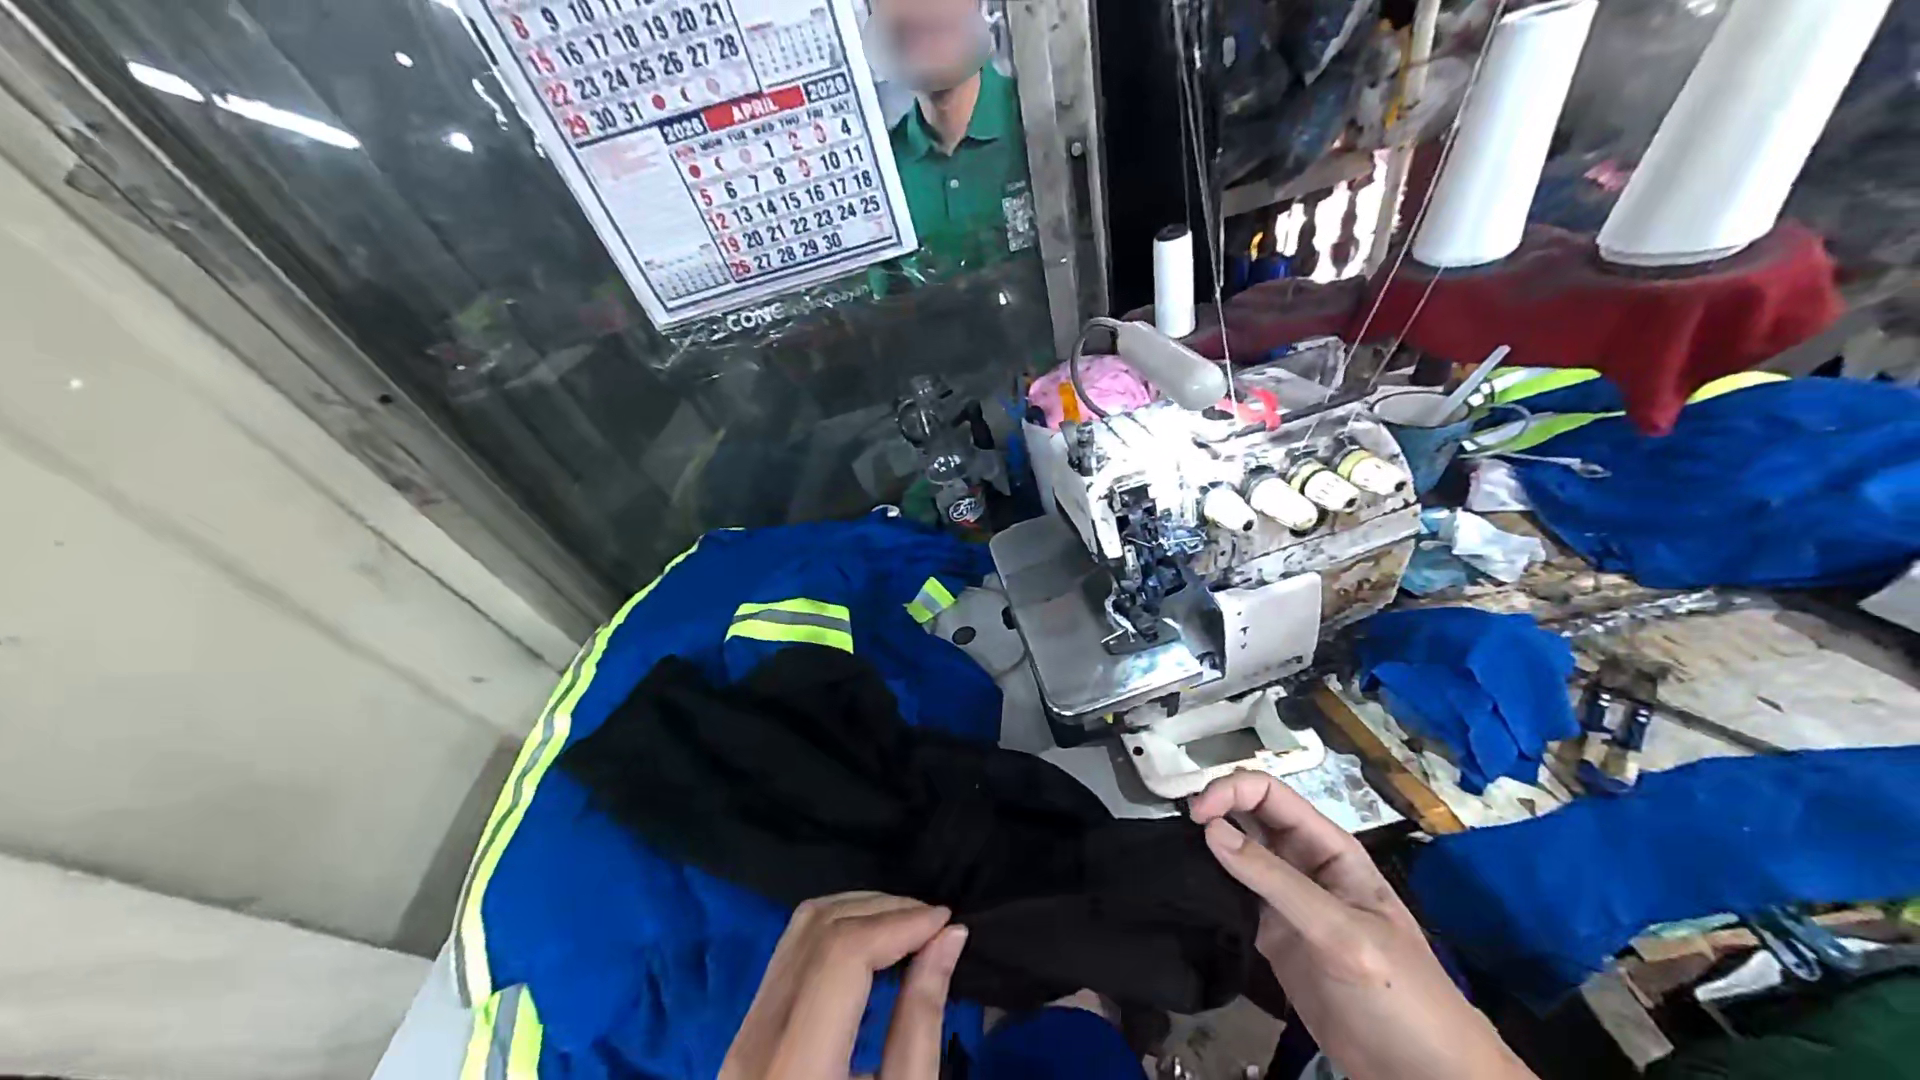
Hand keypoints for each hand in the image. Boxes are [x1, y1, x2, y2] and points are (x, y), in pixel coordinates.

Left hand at [720, 892, 968, 1079]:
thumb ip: (923, 1018)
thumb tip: (950, 935)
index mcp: (796, 1069)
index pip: (842, 955)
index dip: (898, 922)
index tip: (946, 920)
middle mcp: (755, 1040)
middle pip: (818, 929)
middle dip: (883, 908)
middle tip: (933, 920)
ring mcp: (741, 1033)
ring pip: (799, 929)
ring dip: (859, 911)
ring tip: (908, 925)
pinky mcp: (744, 1031)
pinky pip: (790, 952)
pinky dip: (835, 931)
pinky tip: (872, 943)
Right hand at [1191, 772, 1535, 1079]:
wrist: (1421, 1078)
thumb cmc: (1399, 995)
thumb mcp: (1340, 932)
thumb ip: (1276, 880)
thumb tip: (1210, 829)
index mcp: (1329, 848)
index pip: (1271, 795)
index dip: (1232, 791)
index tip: (1197, 814)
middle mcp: (1302, 863)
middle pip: (1249, 815)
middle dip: (1214, 808)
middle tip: (1176, 825)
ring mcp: (1283, 898)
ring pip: (1236, 851)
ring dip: (1207, 843)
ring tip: (1173, 849)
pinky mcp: (1268, 932)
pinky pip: (1232, 892)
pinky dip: (1208, 882)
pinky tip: (1186, 884)